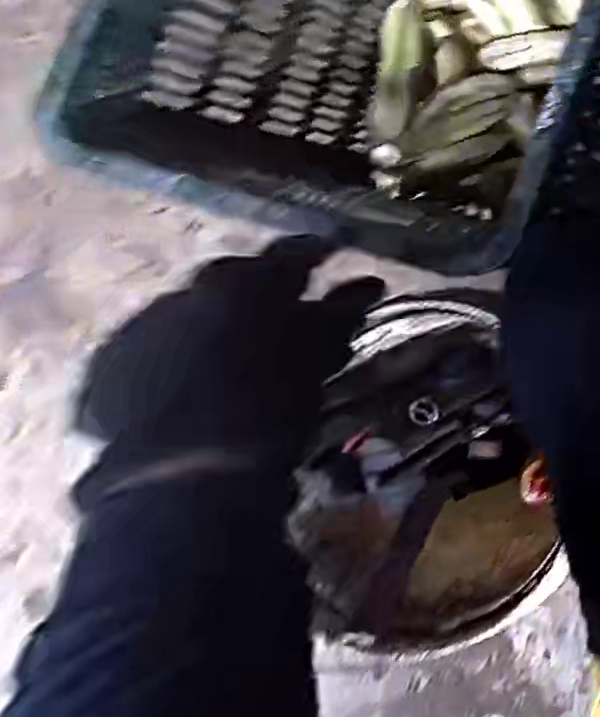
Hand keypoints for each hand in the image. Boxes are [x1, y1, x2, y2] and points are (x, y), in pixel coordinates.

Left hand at [75, 236, 385, 495]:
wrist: (187, 466)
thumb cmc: (273, 395)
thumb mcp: (320, 348)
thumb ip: (341, 311)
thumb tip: (369, 283)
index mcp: (237, 284)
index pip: (287, 252)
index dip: (316, 250)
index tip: (338, 250)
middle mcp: (183, 297)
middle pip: (237, 278)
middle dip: (271, 286)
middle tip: (305, 298)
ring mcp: (140, 334)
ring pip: (203, 311)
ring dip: (238, 318)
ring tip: (267, 338)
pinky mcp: (113, 371)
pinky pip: (168, 343)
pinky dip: (201, 347)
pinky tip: (226, 368)